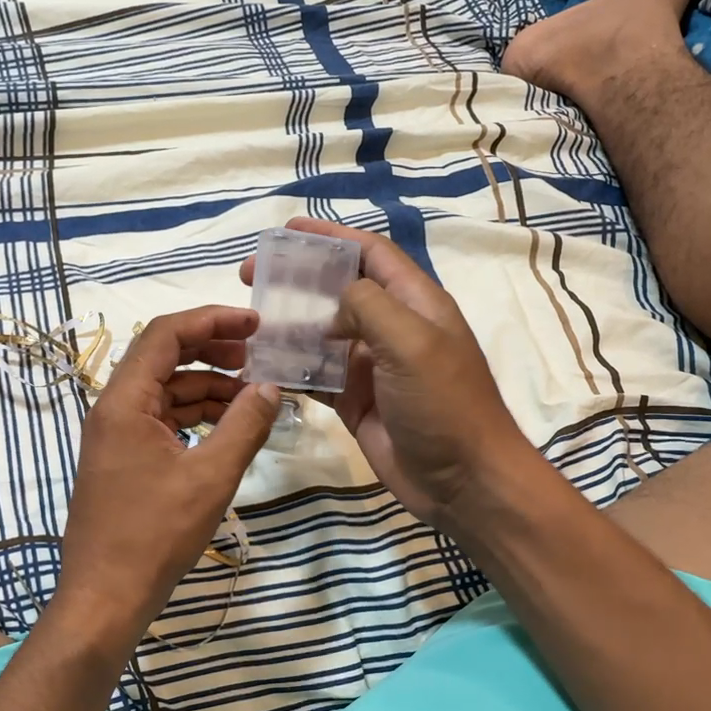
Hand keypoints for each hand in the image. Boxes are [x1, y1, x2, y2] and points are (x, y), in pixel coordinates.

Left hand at [53, 306, 281, 653]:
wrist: (105, 597)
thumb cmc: (155, 535)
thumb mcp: (211, 477)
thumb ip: (244, 425)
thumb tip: (271, 387)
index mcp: (123, 401)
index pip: (165, 334)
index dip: (212, 319)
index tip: (256, 323)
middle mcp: (112, 409)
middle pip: (163, 358)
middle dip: (213, 352)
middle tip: (259, 357)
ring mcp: (114, 436)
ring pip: (165, 392)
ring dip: (207, 388)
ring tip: (253, 397)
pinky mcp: (122, 460)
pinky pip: (161, 421)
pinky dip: (194, 418)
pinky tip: (228, 428)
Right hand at [241, 218, 530, 526]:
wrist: (462, 480)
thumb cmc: (443, 403)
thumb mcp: (411, 341)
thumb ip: (368, 305)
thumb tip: (331, 307)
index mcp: (414, 304)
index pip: (368, 255)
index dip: (330, 238)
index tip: (286, 230)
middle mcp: (391, 329)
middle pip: (338, 290)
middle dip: (298, 278)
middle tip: (251, 274)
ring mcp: (370, 366)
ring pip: (320, 333)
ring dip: (287, 323)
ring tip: (248, 319)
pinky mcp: (354, 400)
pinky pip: (314, 375)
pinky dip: (289, 367)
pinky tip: (261, 363)